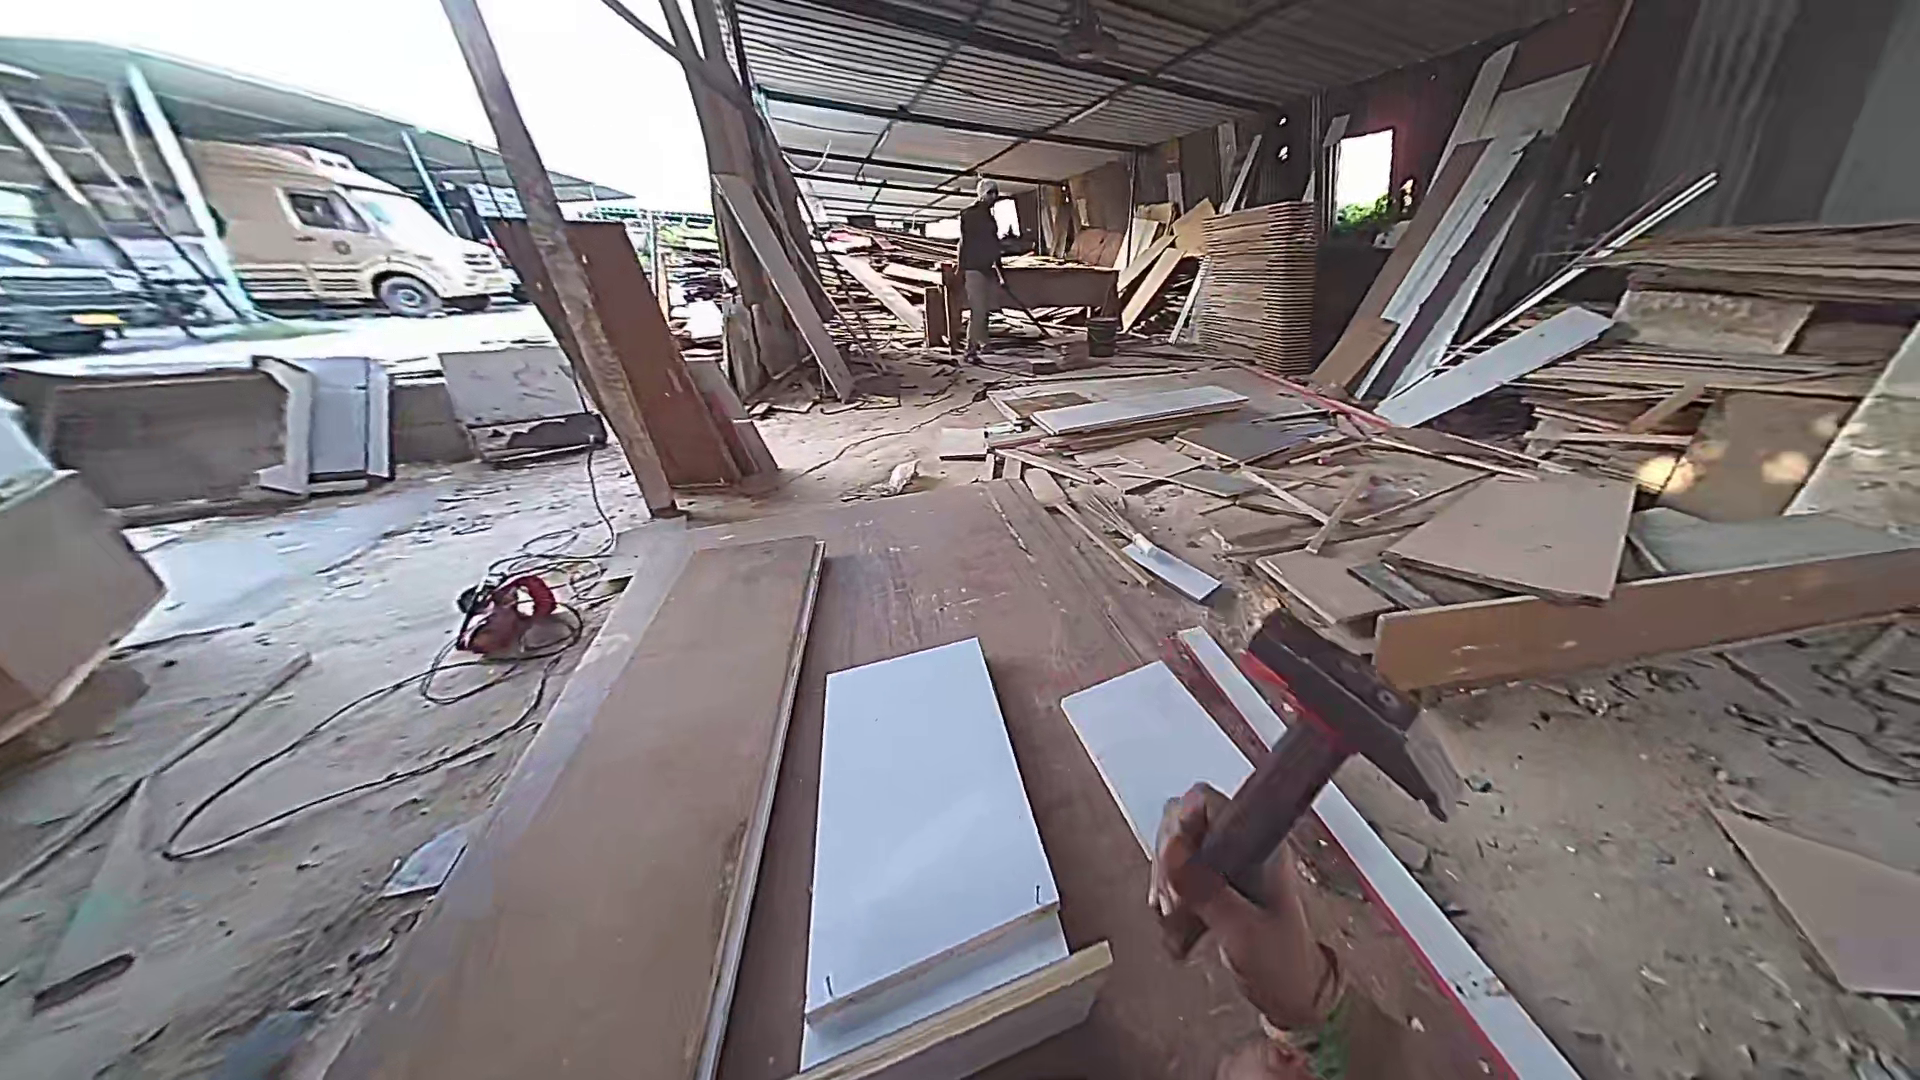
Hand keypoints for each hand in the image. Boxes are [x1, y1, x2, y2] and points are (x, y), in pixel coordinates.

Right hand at [1150, 783, 1337, 1031]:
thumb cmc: (1282, 966)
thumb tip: (1171, 847)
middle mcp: (1237, 841)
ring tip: (1173, 912)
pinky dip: (1164, 888)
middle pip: (1180, 818)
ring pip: (1172, 841)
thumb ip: (1205, 889)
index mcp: (1256, 841)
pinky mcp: (1208, 874)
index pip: (1205, 800)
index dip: (1181, 821)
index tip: (1172, 857)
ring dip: (1163, 876)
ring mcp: (1221, 856)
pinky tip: (1172, 915)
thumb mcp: (1243, 932)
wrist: (1295, 1001)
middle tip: (1171, 896)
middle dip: (1167, 855)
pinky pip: (1172, 864)